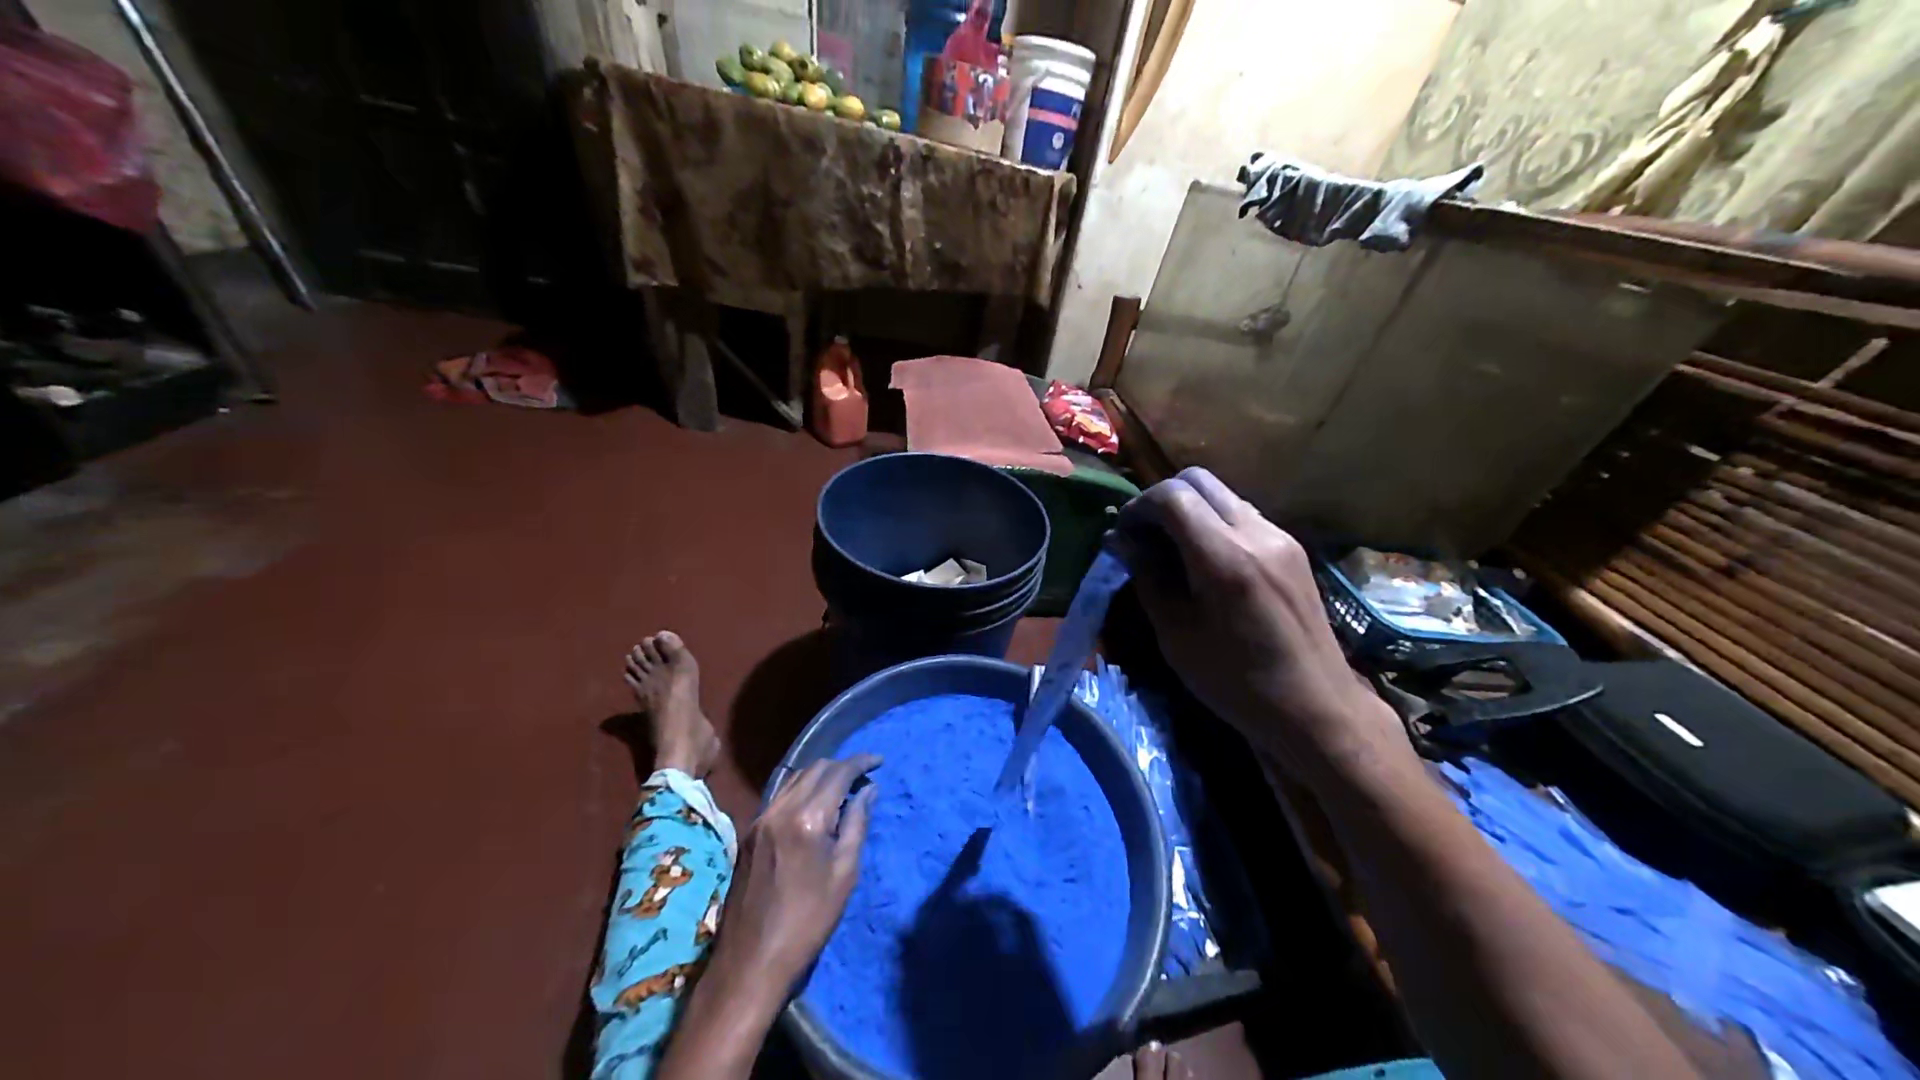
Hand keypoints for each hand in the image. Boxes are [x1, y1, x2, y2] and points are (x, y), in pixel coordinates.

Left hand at [705, 754, 880, 1004]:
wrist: (753, 959)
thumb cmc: (809, 920)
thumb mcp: (845, 873)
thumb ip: (857, 823)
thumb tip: (869, 790)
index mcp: (807, 817)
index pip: (838, 773)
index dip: (861, 762)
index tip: (880, 761)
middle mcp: (780, 809)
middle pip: (815, 769)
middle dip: (842, 766)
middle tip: (864, 777)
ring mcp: (761, 819)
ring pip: (795, 779)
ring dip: (821, 775)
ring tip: (843, 788)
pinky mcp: (750, 832)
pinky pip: (781, 795)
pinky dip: (802, 789)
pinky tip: (815, 805)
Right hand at [1109, 468, 1406, 785]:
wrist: (1314, 707)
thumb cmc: (1235, 680)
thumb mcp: (1176, 633)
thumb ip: (1147, 575)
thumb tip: (1119, 539)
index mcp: (1224, 558)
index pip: (1172, 495)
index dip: (1138, 507)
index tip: (1123, 535)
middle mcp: (1256, 533)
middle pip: (1198, 480)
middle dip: (1162, 499)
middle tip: (1144, 535)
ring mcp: (1280, 538)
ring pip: (1223, 494)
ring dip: (1190, 509)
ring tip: (1171, 550)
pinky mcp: (1293, 549)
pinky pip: (1244, 516)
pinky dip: (1214, 523)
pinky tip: (1205, 561)